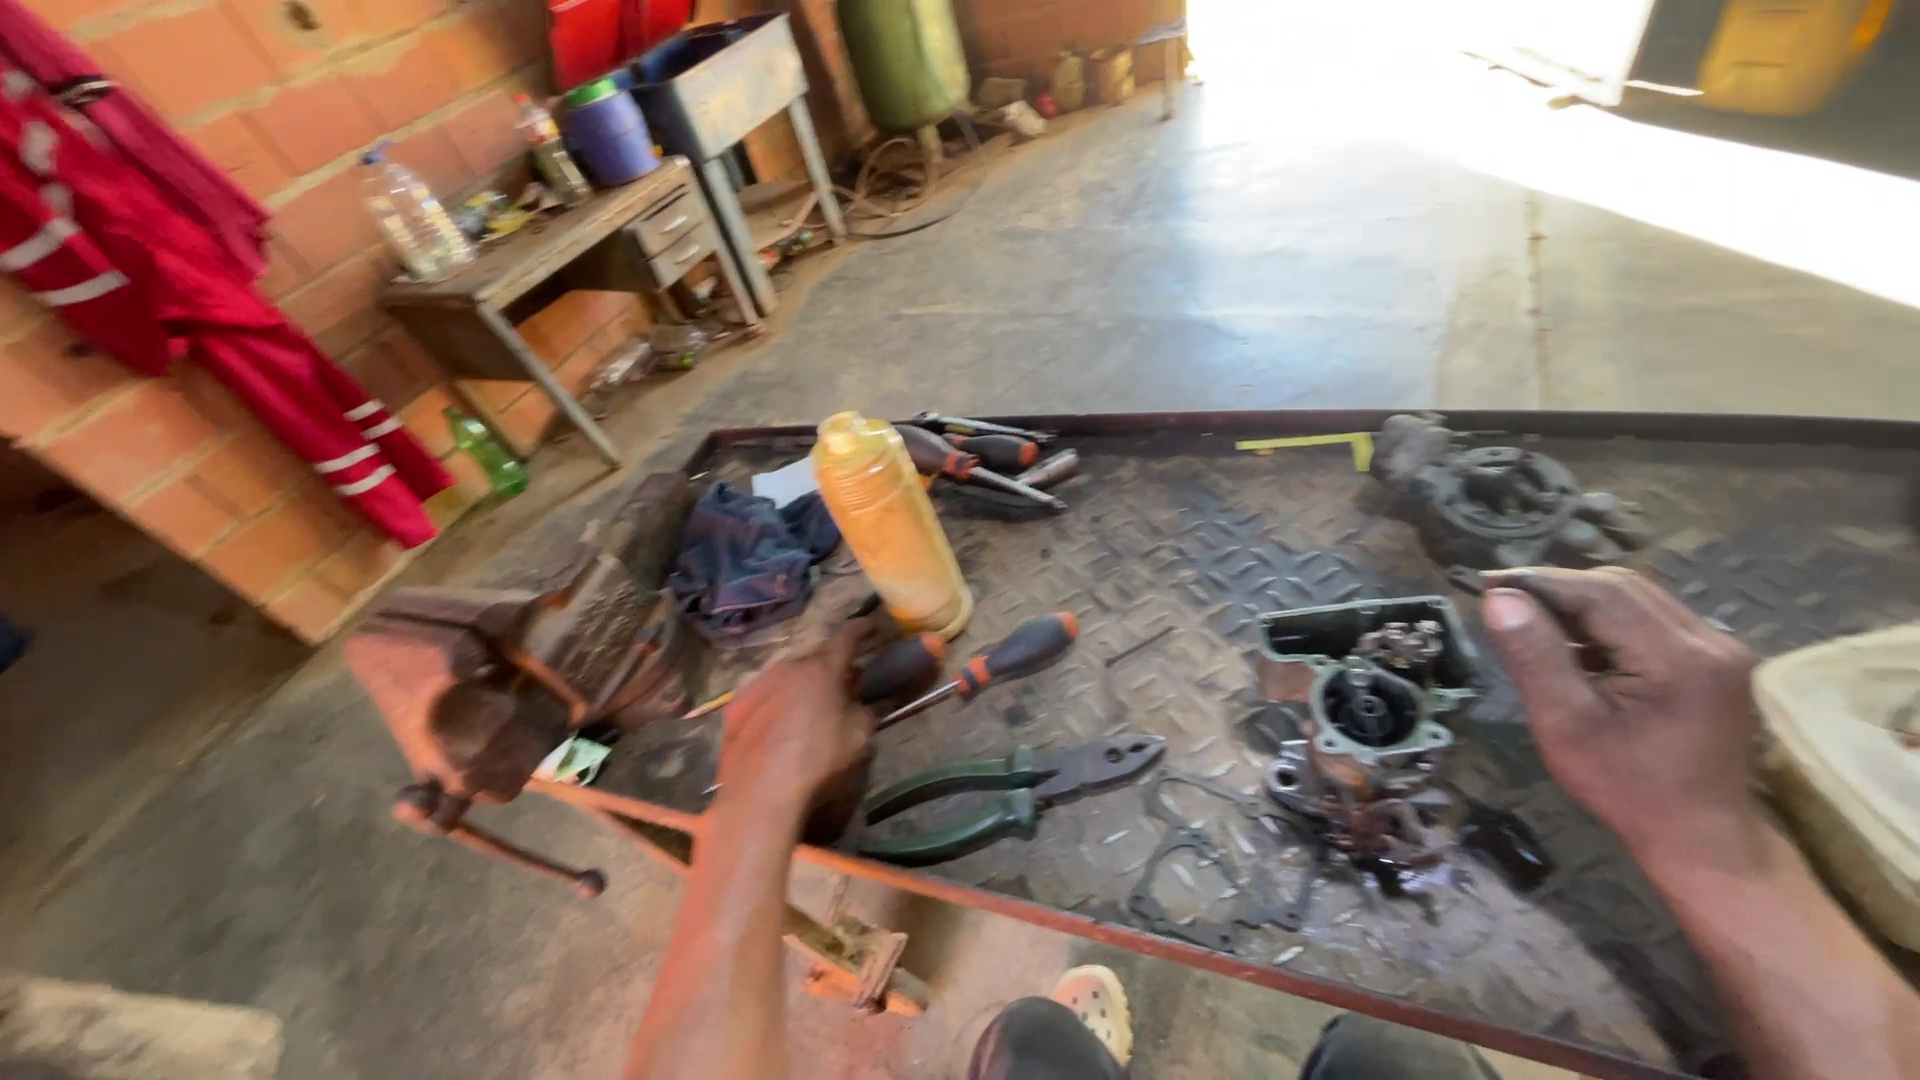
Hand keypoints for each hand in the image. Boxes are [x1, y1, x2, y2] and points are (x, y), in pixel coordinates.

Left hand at [711, 617, 876, 822]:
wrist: (760, 792)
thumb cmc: (818, 760)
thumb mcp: (859, 737)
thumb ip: (866, 711)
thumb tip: (864, 701)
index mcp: (821, 669)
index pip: (846, 636)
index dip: (861, 629)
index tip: (870, 628)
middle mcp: (787, 666)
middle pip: (813, 657)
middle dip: (829, 664)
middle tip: (840, 681)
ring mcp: (756, 684)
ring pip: (785, 673)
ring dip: (799, 681)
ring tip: (806, 703)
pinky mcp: (734, 707)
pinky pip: (762, 694)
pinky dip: (774, 700)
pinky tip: (776, 721)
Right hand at [1479, 567, 1764, 870]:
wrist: (1702, 837)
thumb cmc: (1626, 786)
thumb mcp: (1565, 724)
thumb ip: (1535, 656)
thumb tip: (1499, 599)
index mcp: (1678, 657)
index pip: (1599, 593)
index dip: (1539, 582)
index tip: (1486, 585)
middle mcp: (1710, 641)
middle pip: (1622, 587)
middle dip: (1557, 587)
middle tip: (1502, 601)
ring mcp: (1718, 650)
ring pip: (1637, 599)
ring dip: (1579, 602)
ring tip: (1530, 620)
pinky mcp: (1713, 662)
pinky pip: (1650, 620)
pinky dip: (1604, 621)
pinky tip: (1573, 645)